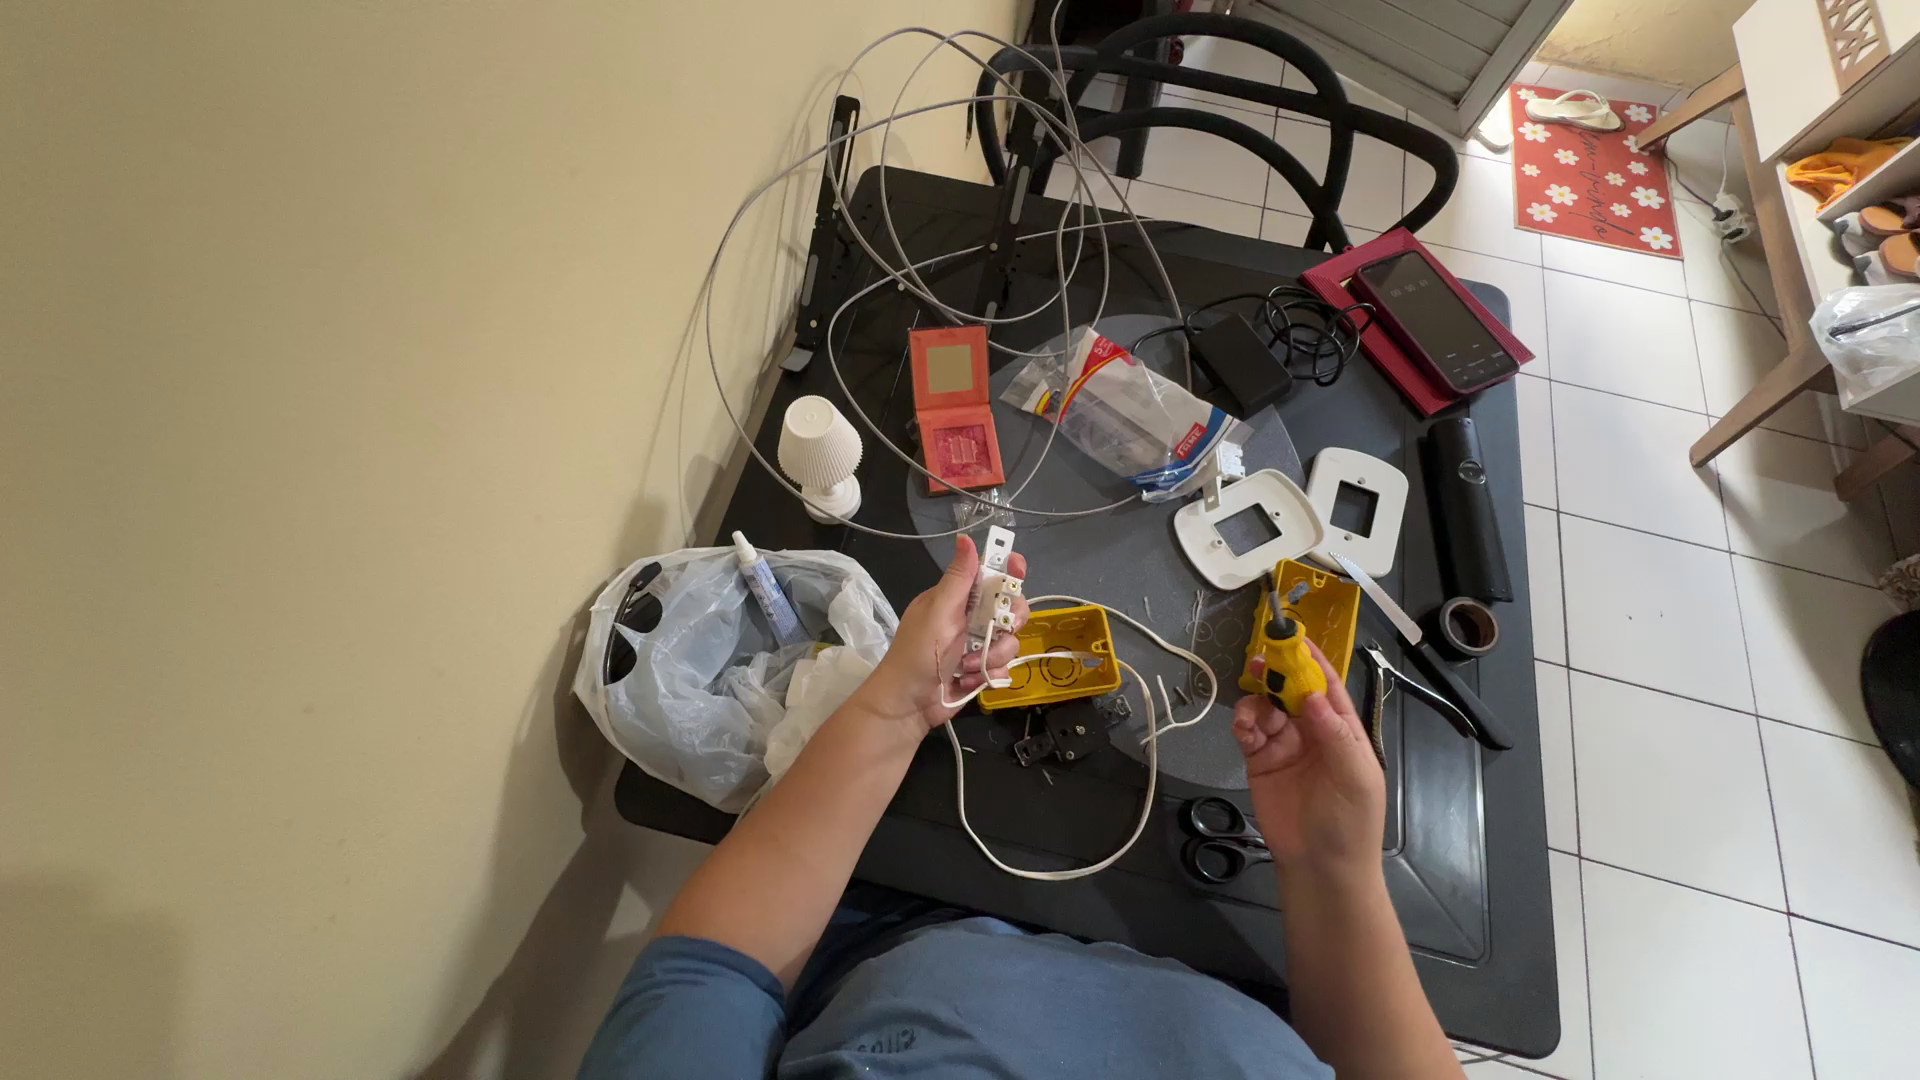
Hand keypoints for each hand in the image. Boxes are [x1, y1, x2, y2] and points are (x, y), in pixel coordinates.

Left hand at [850, 535, 1028, 732]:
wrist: (908, 705)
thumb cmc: (918, 653)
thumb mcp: (938, 611)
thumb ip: (958, 578)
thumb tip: (965, 537)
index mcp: (956, 598)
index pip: (989, 575)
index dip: (1008, 571)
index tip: (1019, 571)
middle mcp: (970, 618)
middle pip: (1011, 608)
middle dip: (1007, 623)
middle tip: (999, 630)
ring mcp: (978, 645)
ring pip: (1010, 640)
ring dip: (991, 656)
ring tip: (966, 667)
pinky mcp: (982, 670)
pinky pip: (1004, 666)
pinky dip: (988, 675)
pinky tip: (967, 680)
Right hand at [1232, 640, 1383, 881]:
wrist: (1320, 866)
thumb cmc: (1349, 821)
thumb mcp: (1354, 777)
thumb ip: (1334, 734)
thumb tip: (1310, 694)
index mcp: (1342, 730)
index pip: (1327, 686)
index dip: (1312, 661)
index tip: (1293, 637)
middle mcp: (1312, 730)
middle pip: (1291, 690)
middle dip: (1276, 673)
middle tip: (1259, 661)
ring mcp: (1284, 744)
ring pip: (1265, 706)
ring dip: (1256, 699)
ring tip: (1251, 712)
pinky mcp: (1259, 759)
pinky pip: (1248, 730)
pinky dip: (1242, 722)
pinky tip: (1243, 728)